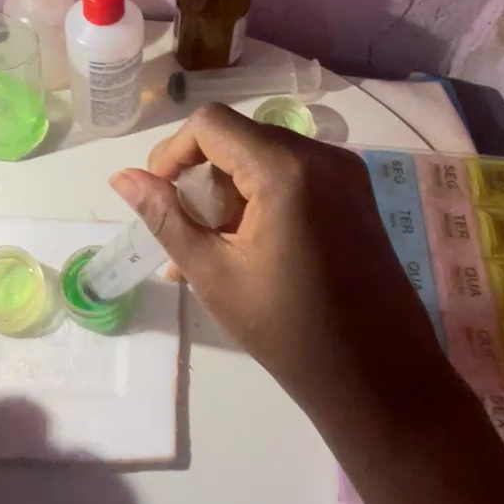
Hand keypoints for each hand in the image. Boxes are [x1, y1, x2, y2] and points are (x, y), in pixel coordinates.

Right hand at [112, 106, 503, 503]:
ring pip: (264, 154)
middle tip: (190, 235)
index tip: (159, 198)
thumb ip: (165, 217)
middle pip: (238, 137)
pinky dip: (262, 196)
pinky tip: (251, 246)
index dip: (172, 153)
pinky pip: (293, 173)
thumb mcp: (214, 273)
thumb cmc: (290, 331)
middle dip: (203, 178)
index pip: (209, 124)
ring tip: (216, 251)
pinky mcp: (356, 191)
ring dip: (230, 191)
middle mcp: (320, 154)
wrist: (382, 379)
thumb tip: (121, 177)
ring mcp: (345, 171)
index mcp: (285, 168)